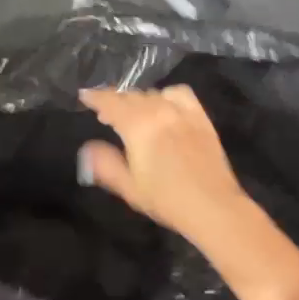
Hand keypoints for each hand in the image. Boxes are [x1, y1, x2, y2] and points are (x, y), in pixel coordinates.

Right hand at [77, 86, 252, 240]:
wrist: (213, 205)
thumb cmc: (166, 200)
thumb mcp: (129, 187)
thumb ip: (105, 164)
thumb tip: (87, 149)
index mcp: (138, 126)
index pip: (111, 102)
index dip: (96, 97)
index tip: (85, 95)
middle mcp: (159, 110)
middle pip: (131, 96)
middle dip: (115, 101)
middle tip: (105, 114)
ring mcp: (182, 111)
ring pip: (153, 94)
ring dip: (138, 100)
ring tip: (133, 113)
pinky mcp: (200, 116)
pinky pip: (179, 93)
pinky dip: (166, 95)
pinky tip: (164, 106)